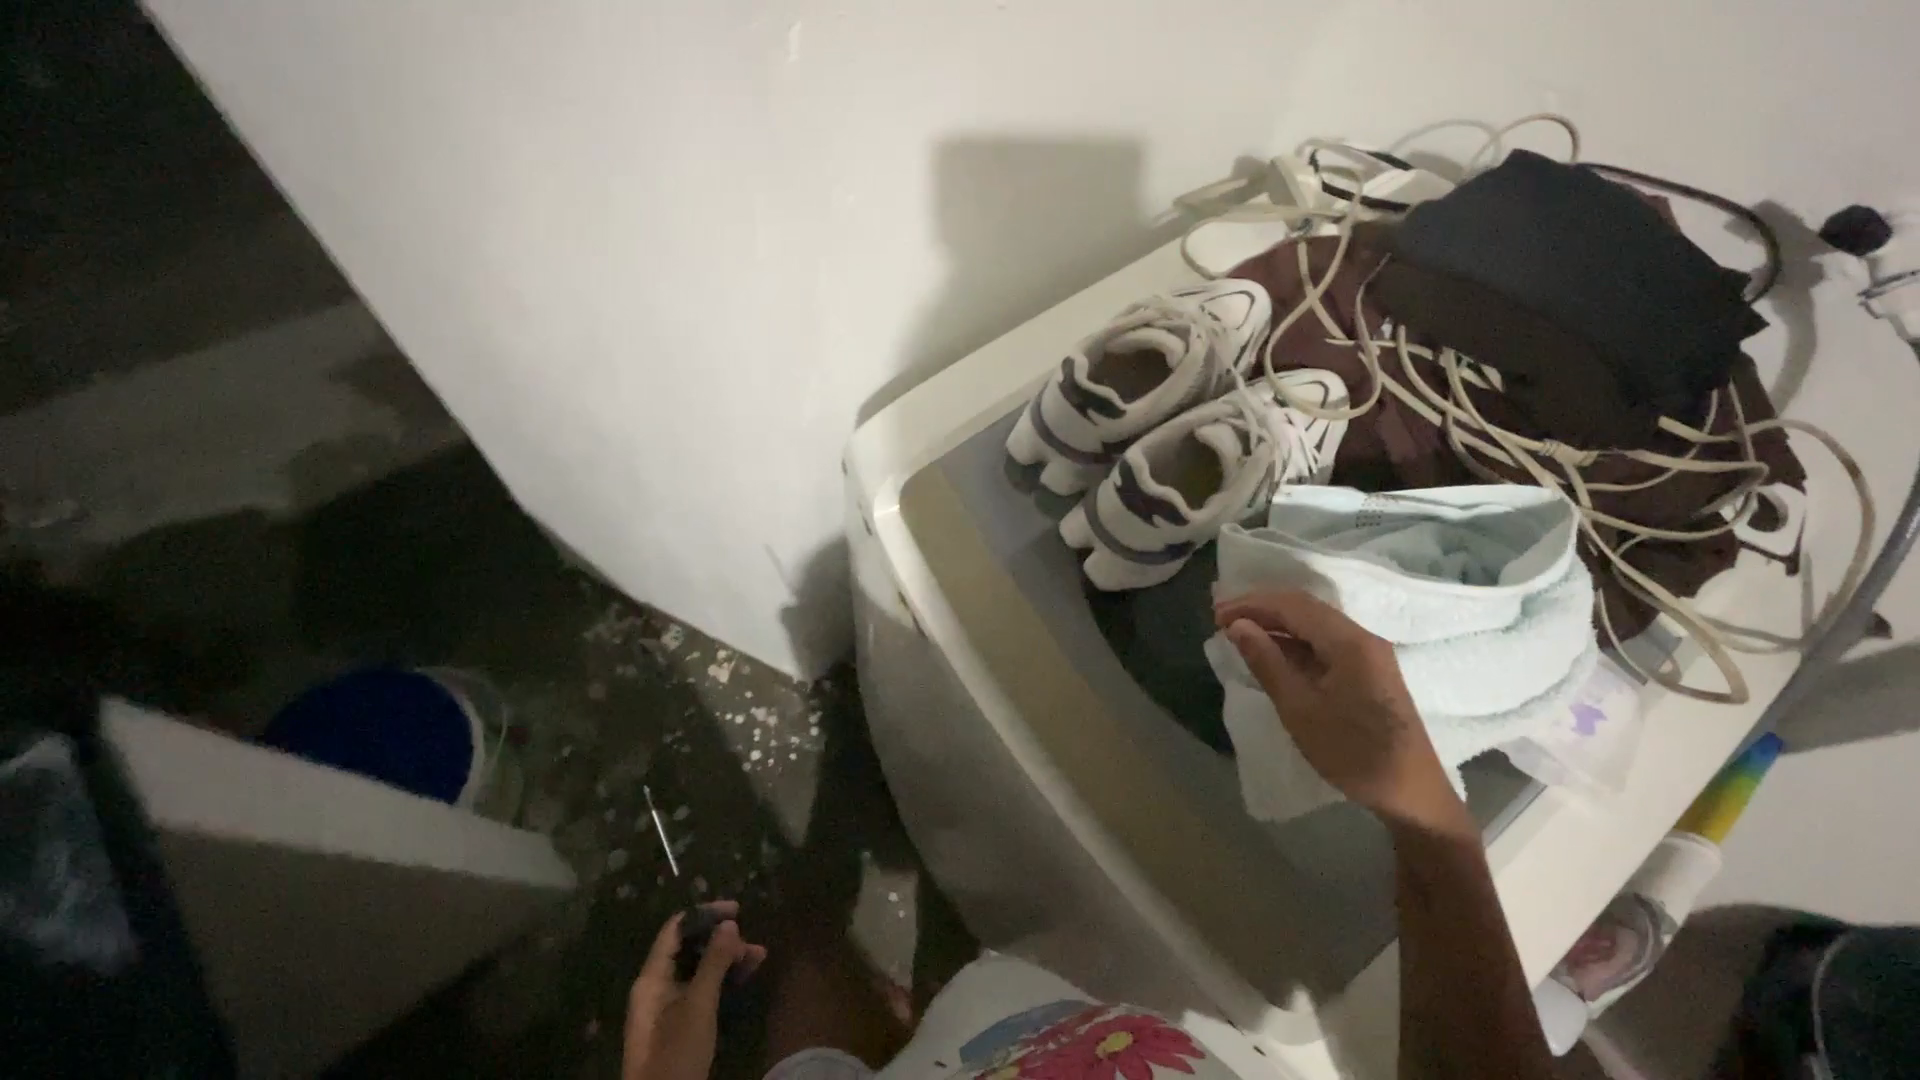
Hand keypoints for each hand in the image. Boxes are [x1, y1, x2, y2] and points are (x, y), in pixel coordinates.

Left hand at [623, 901, 768, 1079]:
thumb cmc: (676, 1053)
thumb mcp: (698, 1005)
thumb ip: (713, 962)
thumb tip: (728, 923)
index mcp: (652, 977)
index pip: (676, 929)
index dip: (705, 914)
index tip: (737, 910)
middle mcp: (656, 986)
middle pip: (689, 947)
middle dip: (722, 939)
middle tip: (752, 942)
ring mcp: (667, 1006)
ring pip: (698, 968)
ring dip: (727, 959)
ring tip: (759, 957)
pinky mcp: (679, 1023)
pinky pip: (701, 988)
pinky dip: (723, 979)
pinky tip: (745, 976)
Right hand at [1215, 590, 1466, 832]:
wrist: (1411, 792)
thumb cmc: (1352, 752)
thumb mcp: (1299, 709)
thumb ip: (1267, 662)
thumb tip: (1239, 626)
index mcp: (1349, 642)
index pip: (1293, 605)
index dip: (1251, 604)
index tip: (1215, 615)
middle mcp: (1362, 638)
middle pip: (1306, 608)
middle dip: (1261, 608)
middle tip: (1221, 618)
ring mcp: (1368, 654)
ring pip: (1315, 624)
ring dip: (1276, 623)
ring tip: (1239, 632)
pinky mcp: (1368, 671)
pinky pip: (1324, 642)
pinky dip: (1293, 641)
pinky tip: (1271, 652)